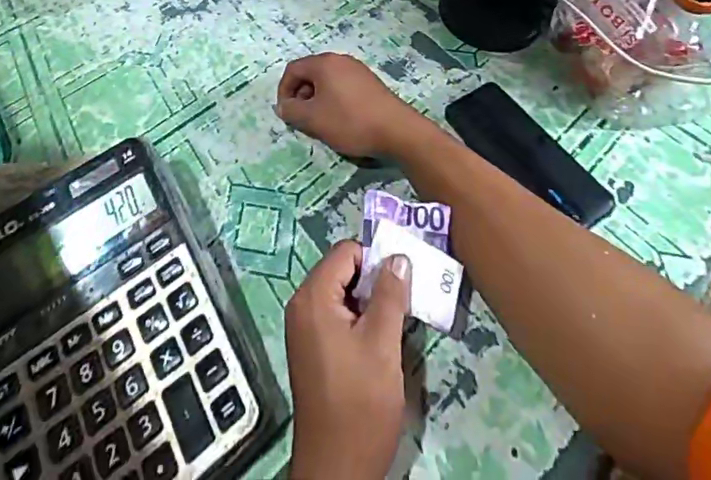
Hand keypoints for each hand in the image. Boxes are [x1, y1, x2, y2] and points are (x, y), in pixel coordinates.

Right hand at [276, 53, 433, 160]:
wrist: (396, 130)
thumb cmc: (350, 121)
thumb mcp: (313, 119)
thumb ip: (291, 110)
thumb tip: (283, 105)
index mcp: (324, 63)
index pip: (293, 69)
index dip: (284, 91)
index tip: (286, 113)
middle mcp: (341, 60)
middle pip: (310, 73)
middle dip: (301, 95)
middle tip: (302, 118)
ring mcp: (358, 70)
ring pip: (327, 81)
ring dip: (317, 99)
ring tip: (321, 121)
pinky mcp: (370, 82)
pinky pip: (343, 86)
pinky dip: (334, 99)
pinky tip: (341, 119)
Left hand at [286, 239, 410, 479]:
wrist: (337, 467)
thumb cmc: (360, 402)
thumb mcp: (382, 343)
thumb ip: (390, 294)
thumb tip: (398, 257)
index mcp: (313, 298)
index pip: (346, 252)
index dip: (376, 258)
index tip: (405, 276)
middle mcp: (303, 306)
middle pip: (343, 271)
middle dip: (376, 279)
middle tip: (408, 297)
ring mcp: (306, 329)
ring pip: (344, 295)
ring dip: (372, 302)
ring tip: (401, 319)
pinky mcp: (314, 349)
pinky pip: (339, 317)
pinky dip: (362, 320)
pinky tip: (384, 340)